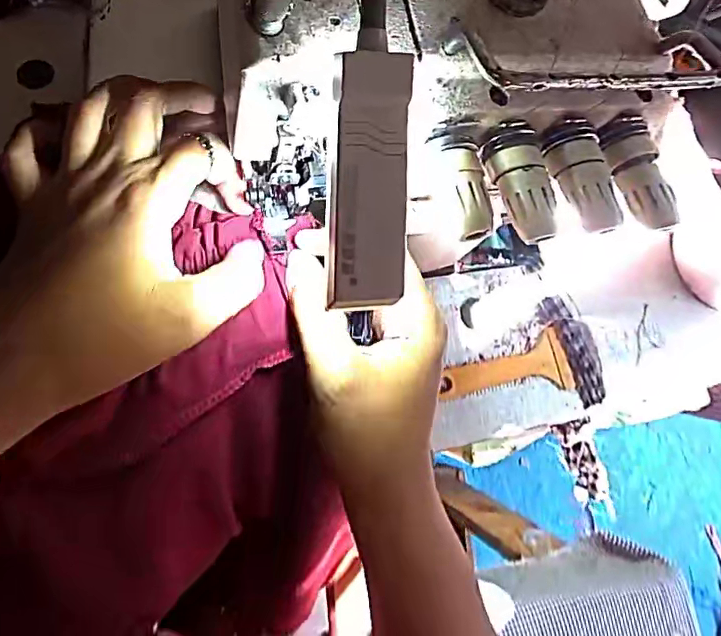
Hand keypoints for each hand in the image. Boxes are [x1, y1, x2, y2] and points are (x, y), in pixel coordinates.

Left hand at [0, 77, 263, 416]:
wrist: (10, 366)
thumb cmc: (103, 339)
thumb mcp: (188, 318)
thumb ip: (237, 281)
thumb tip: (252, 252)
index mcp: (146, 195)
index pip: (198, 151)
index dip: (226, 164)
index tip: (235, 201)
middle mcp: (105, 174)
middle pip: (143, 103)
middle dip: (183, 95)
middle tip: (208, 110)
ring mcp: (61, 182)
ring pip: (88, 107)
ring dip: (124, 94)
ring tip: (151, 104)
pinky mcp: (27, 201)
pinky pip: (25, 146)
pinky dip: (45, 130)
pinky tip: (67, 139)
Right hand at [287, 232, 446, 496]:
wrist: (383, 486)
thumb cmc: (366, 437)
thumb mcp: (334, 371)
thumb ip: (315, 315)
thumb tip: (300, 265)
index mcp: (420, 318)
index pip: (389, 256)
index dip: (352, 240)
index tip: (317, 234)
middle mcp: (420, 319)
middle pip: (381, 267)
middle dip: (341, 254)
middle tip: (304, 248)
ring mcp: (408, 333)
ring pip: (371, 285)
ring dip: (339, 274)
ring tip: (307, 264)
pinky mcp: (392, 346)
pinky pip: (366, 306)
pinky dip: (342, 297)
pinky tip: (319, 297)